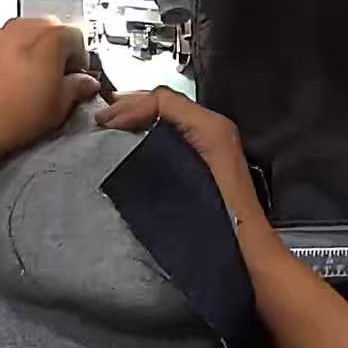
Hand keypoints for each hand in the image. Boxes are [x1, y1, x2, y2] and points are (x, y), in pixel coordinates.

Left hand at [0, 18, 102, 157]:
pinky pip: (0, 45)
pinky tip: (2, 81)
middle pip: (49, 32)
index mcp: (51, 37)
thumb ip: (77, 88)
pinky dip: (5, 57)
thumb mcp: (57, 107)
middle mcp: (25, 27)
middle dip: (54, 52)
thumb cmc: (13, 113)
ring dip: (28, 52)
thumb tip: (85, 83)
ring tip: (24, 82)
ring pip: (23, 36)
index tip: (75, 77)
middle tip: (51, 79)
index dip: (79, 60)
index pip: (77, 38)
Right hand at [97, 88, 268, 228]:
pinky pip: (172, 128)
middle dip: (131, 104)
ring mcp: (211, 141)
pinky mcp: (205, 156)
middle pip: (166, 101)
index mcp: (210, 127)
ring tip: (112, 121)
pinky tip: (130, 137)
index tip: (107, 123)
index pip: (162, 99)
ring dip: (137, 114)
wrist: (244, 248)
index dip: (131, 106)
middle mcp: (213, 128)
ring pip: (168, 113)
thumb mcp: (184, 174)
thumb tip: (126, 128)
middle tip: (103, 115)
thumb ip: (159, 147)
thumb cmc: (218, 214)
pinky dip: (147, 126)